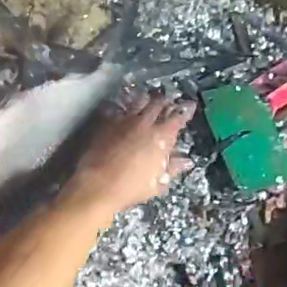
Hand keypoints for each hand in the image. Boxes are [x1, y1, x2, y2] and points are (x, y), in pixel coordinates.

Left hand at [64, 95, 192, 216]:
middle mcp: (144, 123)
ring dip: (146, 99)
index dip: (185, 110)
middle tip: (168, 102)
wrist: (97, 185)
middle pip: (158, 103)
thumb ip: (172, 169)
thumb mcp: (157, 183)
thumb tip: (186, 162)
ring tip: (148, 99)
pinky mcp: (106, 122)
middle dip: (165, 102)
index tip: (190, 106)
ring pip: (138, 100)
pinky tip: (124, 107)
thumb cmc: (130, 188)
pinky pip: (118, 107)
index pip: (178, 117)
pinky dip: (124, 105)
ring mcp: (123, 120)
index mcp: (161, 137)